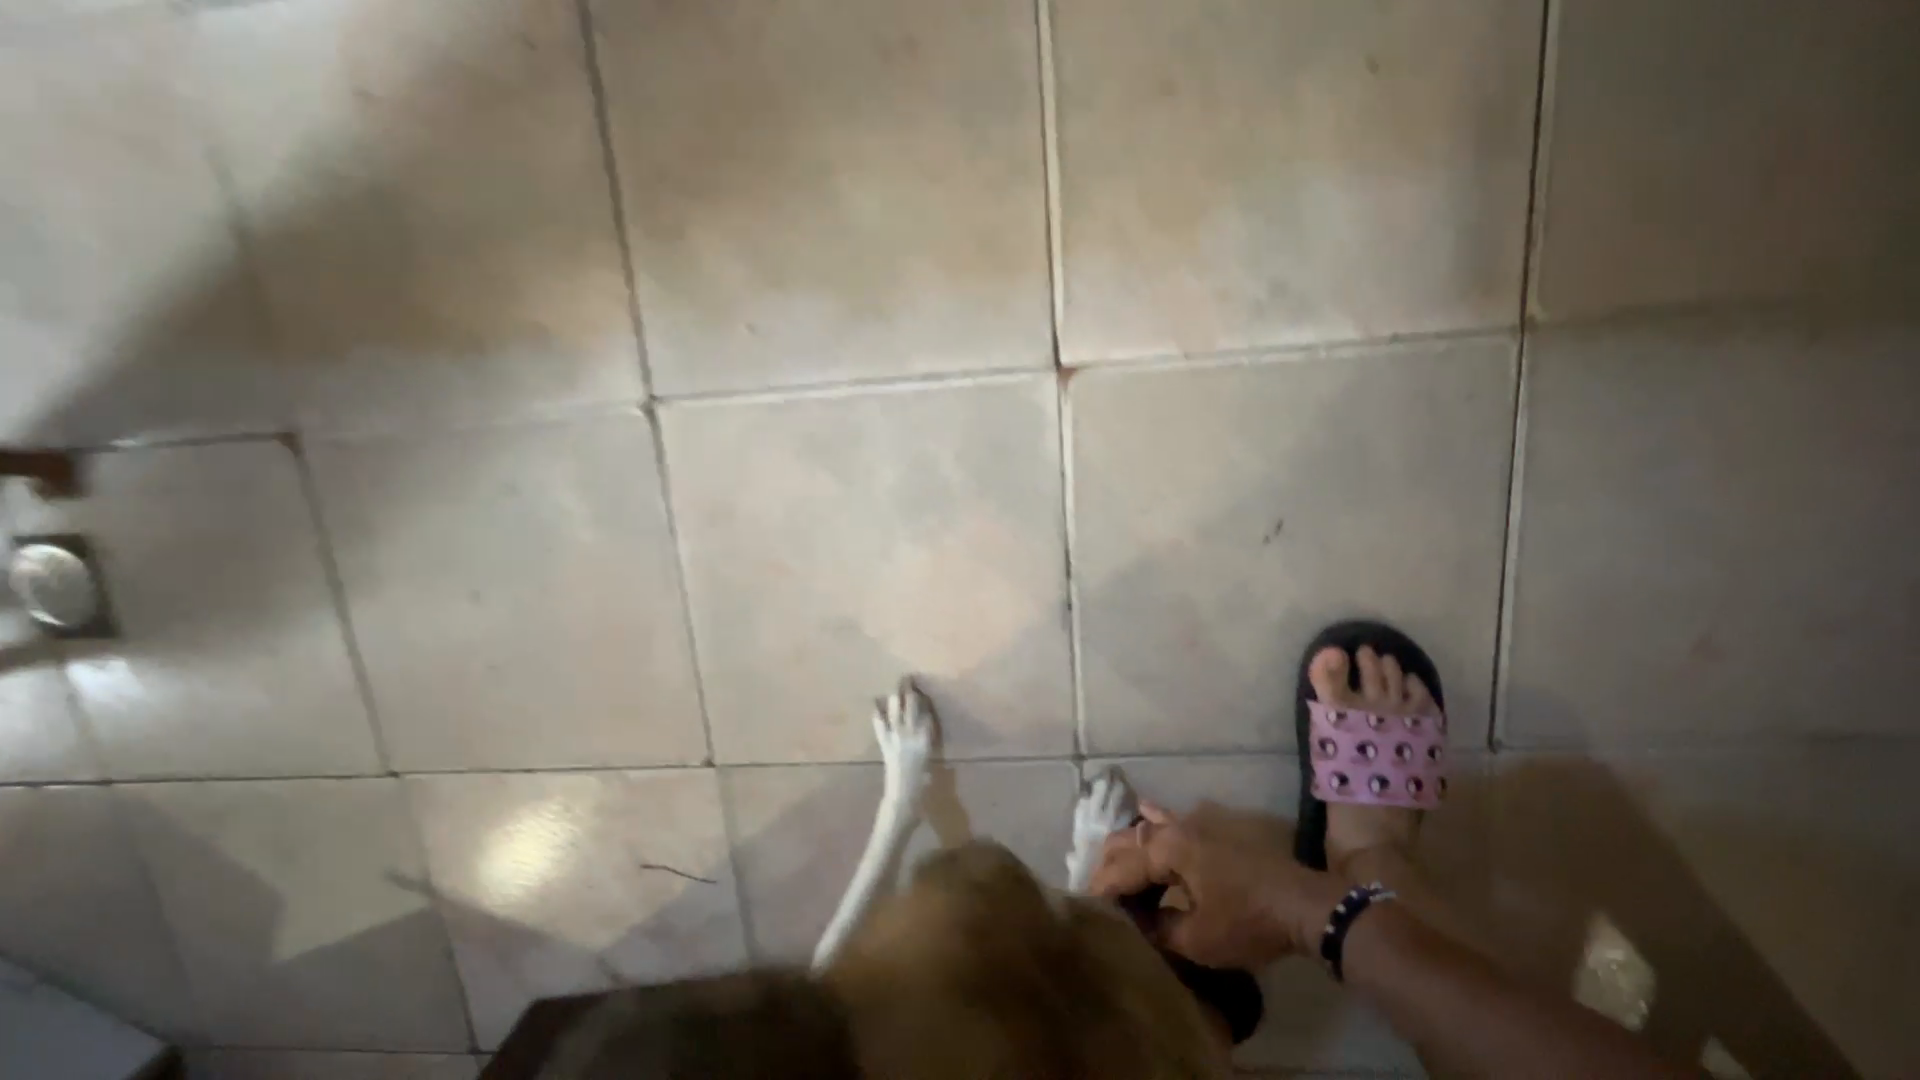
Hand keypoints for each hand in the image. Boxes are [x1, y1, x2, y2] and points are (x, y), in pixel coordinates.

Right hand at [1090, 801, 1347, 969]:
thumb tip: (1136, 922)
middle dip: (1107, 867)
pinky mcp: (1212, 829)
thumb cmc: (1248, 922)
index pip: (1118, 869)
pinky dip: (1151, 823)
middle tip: (1099, 897)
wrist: (1304, 905)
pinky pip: (1169, 820)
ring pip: (1144, 827)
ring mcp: (1194, 823)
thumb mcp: (1197, 939)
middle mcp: (1174, 828)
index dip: (1099, 892)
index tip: (1085, 911)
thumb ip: (1157, 928)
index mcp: (1165, 849)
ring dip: (1126, 847)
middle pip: (1124, 841)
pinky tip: (1144, 816)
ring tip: (1115, 871)